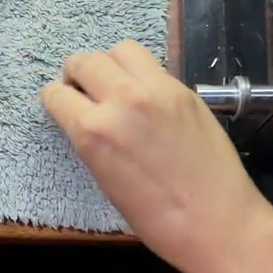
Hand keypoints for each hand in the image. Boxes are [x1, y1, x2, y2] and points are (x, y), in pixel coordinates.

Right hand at [42, 40, 272, 272]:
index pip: (57, 94)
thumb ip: (93, 142)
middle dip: (76, 74)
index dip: (55, 100)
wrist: (217, 222)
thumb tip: (88, 121)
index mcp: (93, 132)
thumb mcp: (106, 181)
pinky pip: (153, 66)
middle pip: (85, 60)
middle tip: (83, 91)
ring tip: (115, 86)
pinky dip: (140, 75)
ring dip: (110, 64)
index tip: (61, 106)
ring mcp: (158, 90)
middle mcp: (122, 100)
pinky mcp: (185, 91)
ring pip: (121, 50)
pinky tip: (146, 100)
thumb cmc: (155, 220)